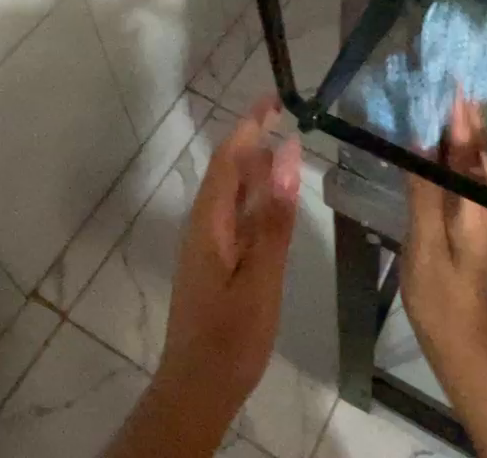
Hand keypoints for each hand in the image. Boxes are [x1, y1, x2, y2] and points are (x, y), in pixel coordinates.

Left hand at [155, 97, 302, 420]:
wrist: (198, 389)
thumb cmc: (231, 335)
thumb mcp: (261, 276)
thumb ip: (274, 217)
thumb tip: (286, 154)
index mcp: (210, 221)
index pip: (229, 158)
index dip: (250, 125)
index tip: (275, 99)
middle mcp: (204, 225)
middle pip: (228, 170)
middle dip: (254, 139)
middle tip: (288, 118)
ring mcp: (208, 245)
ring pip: (232, 193)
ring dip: (256, 167)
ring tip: (287, 148)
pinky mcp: (215, 262)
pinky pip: (236, 215)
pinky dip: (256, 198)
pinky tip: (275, 201)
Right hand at [402, 94, 486, 356]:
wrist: (458, 335)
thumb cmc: (441, 289)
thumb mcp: (427, 238)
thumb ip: (425, 188)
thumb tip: (419, 138)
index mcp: (478, 199)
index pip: (469, 142)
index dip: (460, 108)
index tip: (451, 74)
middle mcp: (484, 197)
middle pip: (473, 143)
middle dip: (458, 109)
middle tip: (437, 74)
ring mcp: (478, 207)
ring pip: (467, 157)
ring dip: (452, 126)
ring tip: (431, 96)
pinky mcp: (468, 216)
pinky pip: (458, 172)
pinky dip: (445, 150)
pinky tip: (426, 143)